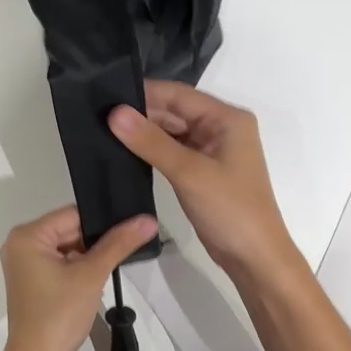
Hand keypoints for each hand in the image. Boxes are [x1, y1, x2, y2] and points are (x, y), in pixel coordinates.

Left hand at [0, 206, 157, 350]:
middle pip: (69, 229)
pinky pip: (59, 262)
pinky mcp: (31, 279)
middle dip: (97, 239)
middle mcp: (20, 243)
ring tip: (117, 260)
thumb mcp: (91, 275)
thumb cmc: (59, 314)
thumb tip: (148, 219)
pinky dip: (77, 266)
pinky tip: (97, 276)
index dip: (104, 221)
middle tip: (130, 245)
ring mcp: (23, 262)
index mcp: (27, 235)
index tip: (133, 226)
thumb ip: (119, 243)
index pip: (73, 214)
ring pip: (66, 246)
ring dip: (89, 255)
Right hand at [109, 80, 296, 273]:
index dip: (142, 93)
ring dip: (143, 132)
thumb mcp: (188, 172)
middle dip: (140, 112)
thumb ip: (150, 141)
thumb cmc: (229, 209)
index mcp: (226, 118)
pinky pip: (172, 150)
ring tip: (103, 130)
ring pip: (171, 131)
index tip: (104, 97)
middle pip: (174, 110)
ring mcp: (211, 150)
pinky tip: (124, 151)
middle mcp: (220, 128)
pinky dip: (151, 150)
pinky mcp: (202, 170)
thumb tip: (114, 113)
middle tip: (97, 115)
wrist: (253, 256)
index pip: (178, 94)